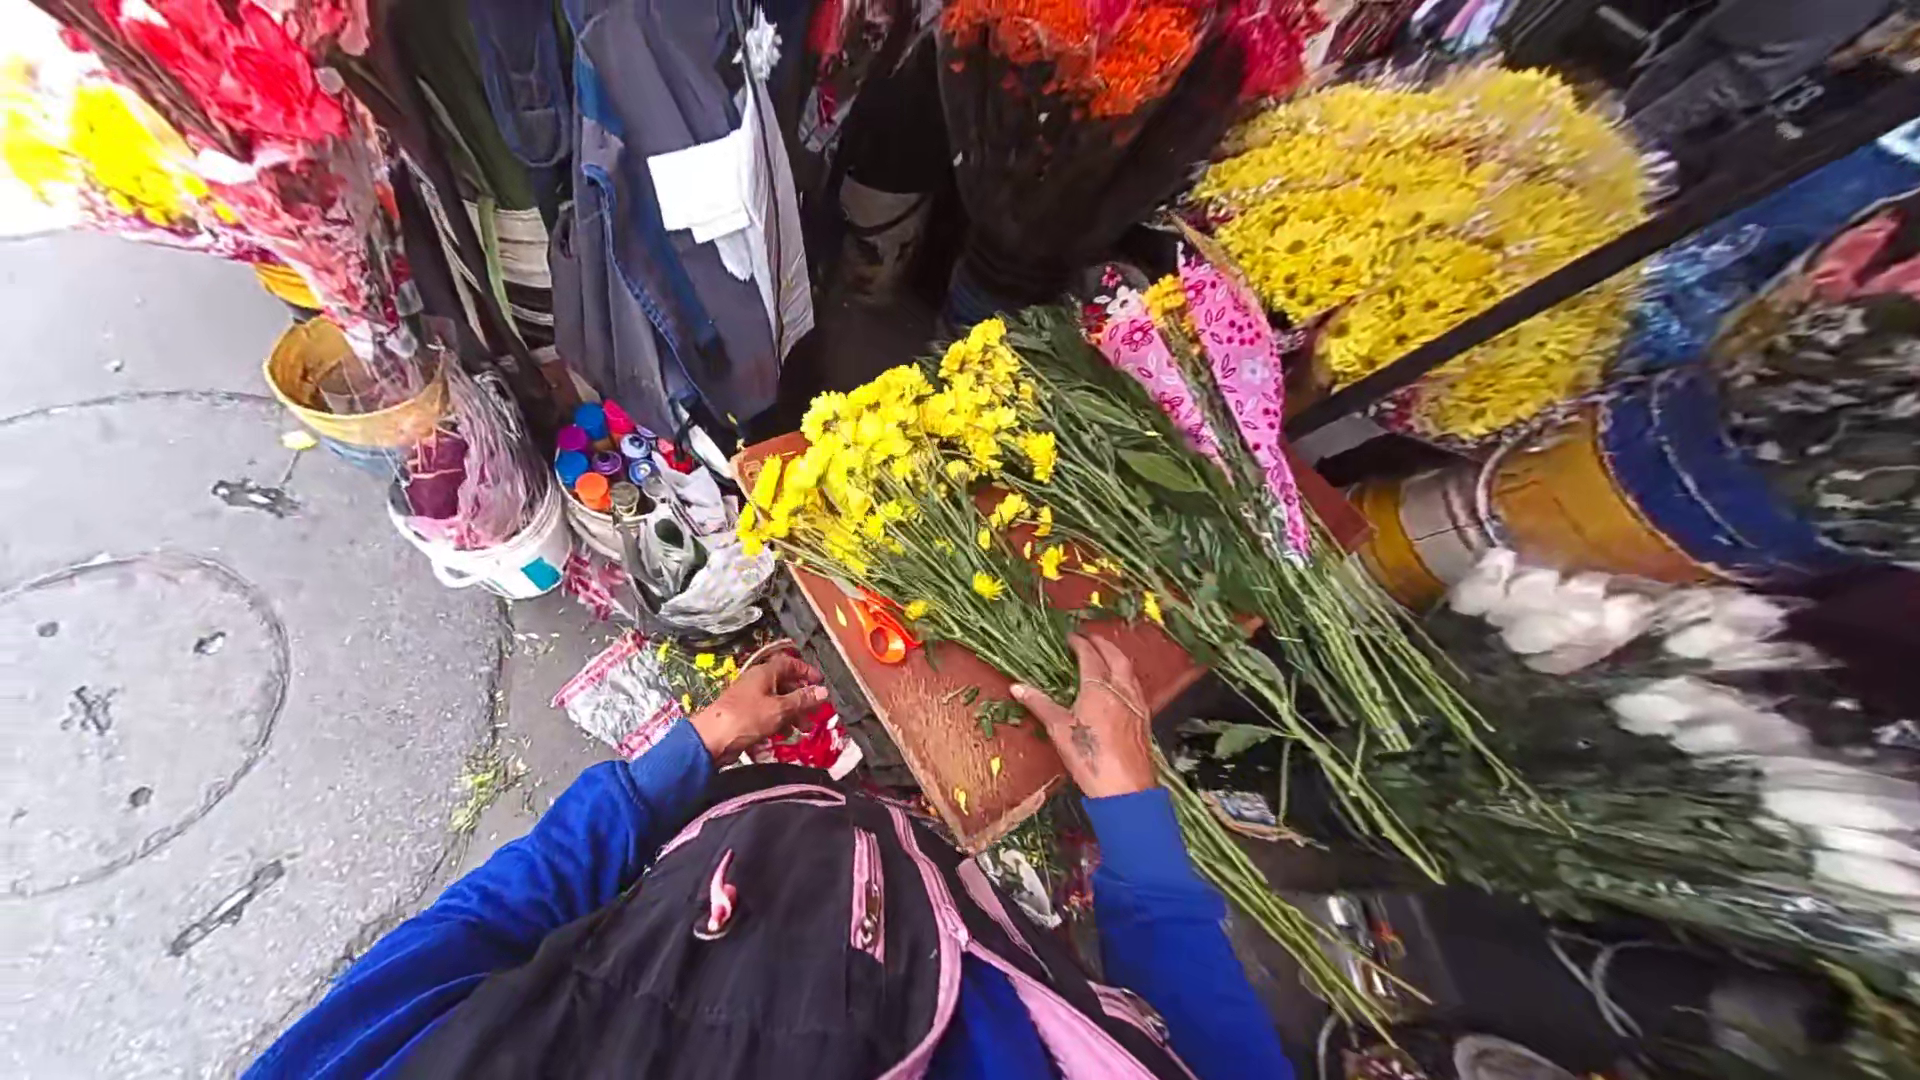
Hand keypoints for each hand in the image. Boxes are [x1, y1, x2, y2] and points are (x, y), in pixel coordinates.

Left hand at [689, 652, 827, 760]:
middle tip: (815, 712)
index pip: (790, 663)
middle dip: (802, 699)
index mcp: (765, 673)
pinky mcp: (743, 715)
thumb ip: (802, 700)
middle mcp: (757, 682)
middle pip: (785, 684)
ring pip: (777, 701)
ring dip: (792, 714)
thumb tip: (823, 691)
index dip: (806, 671)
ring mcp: (749, 698)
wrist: (711, 739)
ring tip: (803, 729)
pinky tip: (783, 735)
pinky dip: (778, 722)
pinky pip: (766, 714)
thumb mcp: (780, 708)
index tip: (820, 682)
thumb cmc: (747, 718)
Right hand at [1011, 633, 1154, 797]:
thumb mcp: (1059, 730)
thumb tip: (1017, 687)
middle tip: (1090, 638)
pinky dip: (1126, 676)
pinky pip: (1136, 687)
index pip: (1090, 657)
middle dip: (1103, 644)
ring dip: (1117, 657)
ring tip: (1106, 655)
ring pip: (1129, 671)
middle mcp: (1121, 691)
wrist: (1126, 789)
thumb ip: (1040, 704)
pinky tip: (1121, 685)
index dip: (1080, 644)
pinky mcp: (1143, 719)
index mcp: (1098, 689)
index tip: (1072, 638)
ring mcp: (1136, 704)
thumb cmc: (1090, 758)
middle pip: (1116, 657)